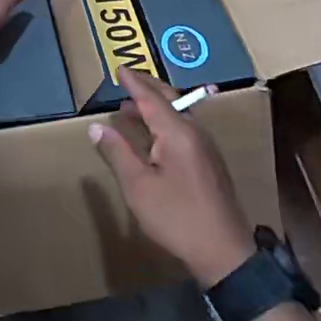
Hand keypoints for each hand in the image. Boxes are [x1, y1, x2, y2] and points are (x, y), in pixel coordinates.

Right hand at [89, 70, 254, 287]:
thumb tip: (97, 126)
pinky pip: (184, 128)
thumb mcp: (138, 186)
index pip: (151, 98)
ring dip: (155, 106)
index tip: (119, 69)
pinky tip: (154, 136)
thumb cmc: (176, 217)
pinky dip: (165, 122)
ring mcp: (205, 147)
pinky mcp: (209, 162)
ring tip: (131, 108)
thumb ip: (117, 152)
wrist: (224, 251)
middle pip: (169, 100)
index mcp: (177, 133)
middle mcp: (194, 132)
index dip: (133, 83)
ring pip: (178, 114)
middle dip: (147, 88)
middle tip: (127, 79)